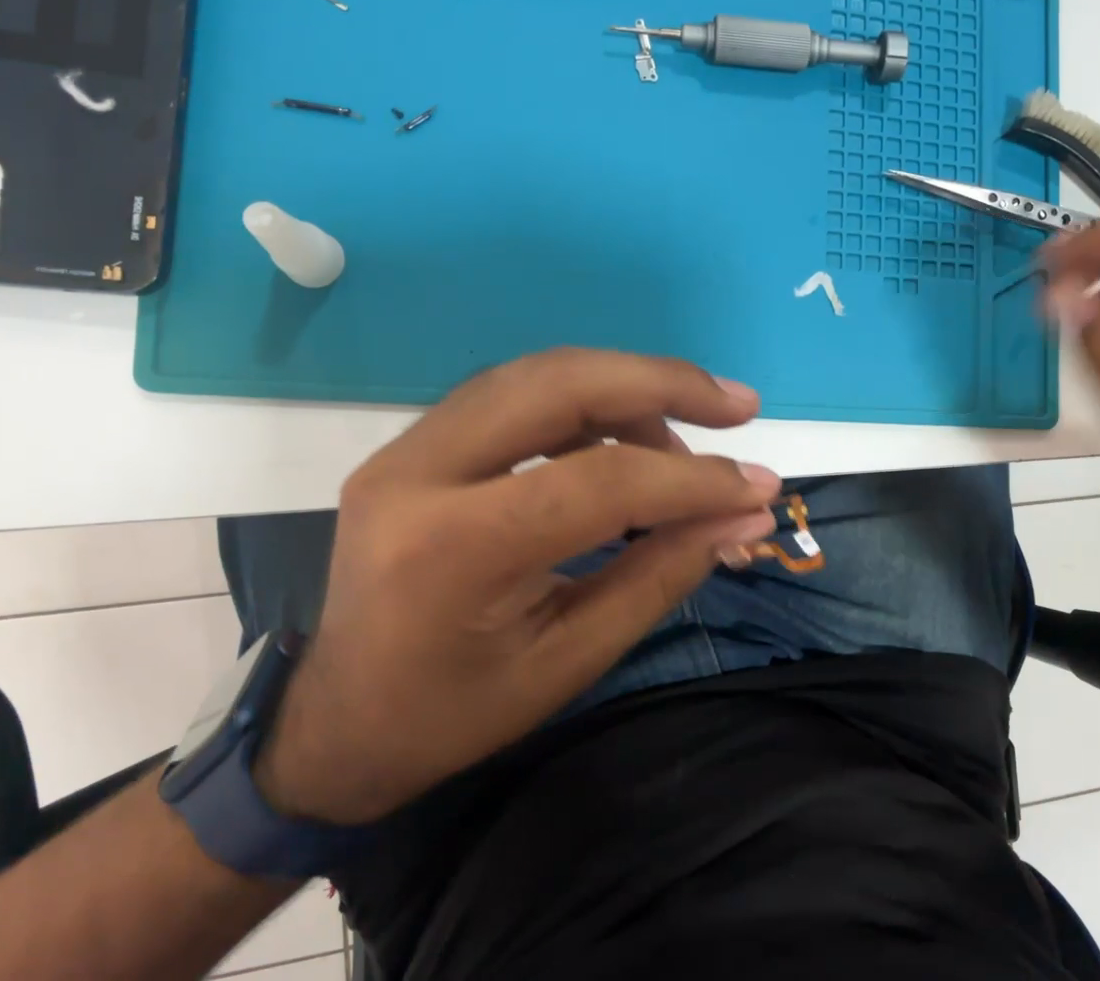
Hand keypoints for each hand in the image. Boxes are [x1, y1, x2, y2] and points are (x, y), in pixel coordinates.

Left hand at [255, 349, 782, 823]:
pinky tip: (621, 443)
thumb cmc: (455, 714)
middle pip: (559, 382)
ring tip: (685, 436)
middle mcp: (417, 473)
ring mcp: (404, 450)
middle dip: (662, 382)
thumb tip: (745, 515)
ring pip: (535, 374)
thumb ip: (660, 574)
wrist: (337, 724)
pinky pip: (511, 396)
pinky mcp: (412, 447)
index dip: (694, 479)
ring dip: (624, 388)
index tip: (762, 487)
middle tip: (738, 406)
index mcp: (453, 547)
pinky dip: (581, 404)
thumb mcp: (572, 660)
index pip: (600, 480)